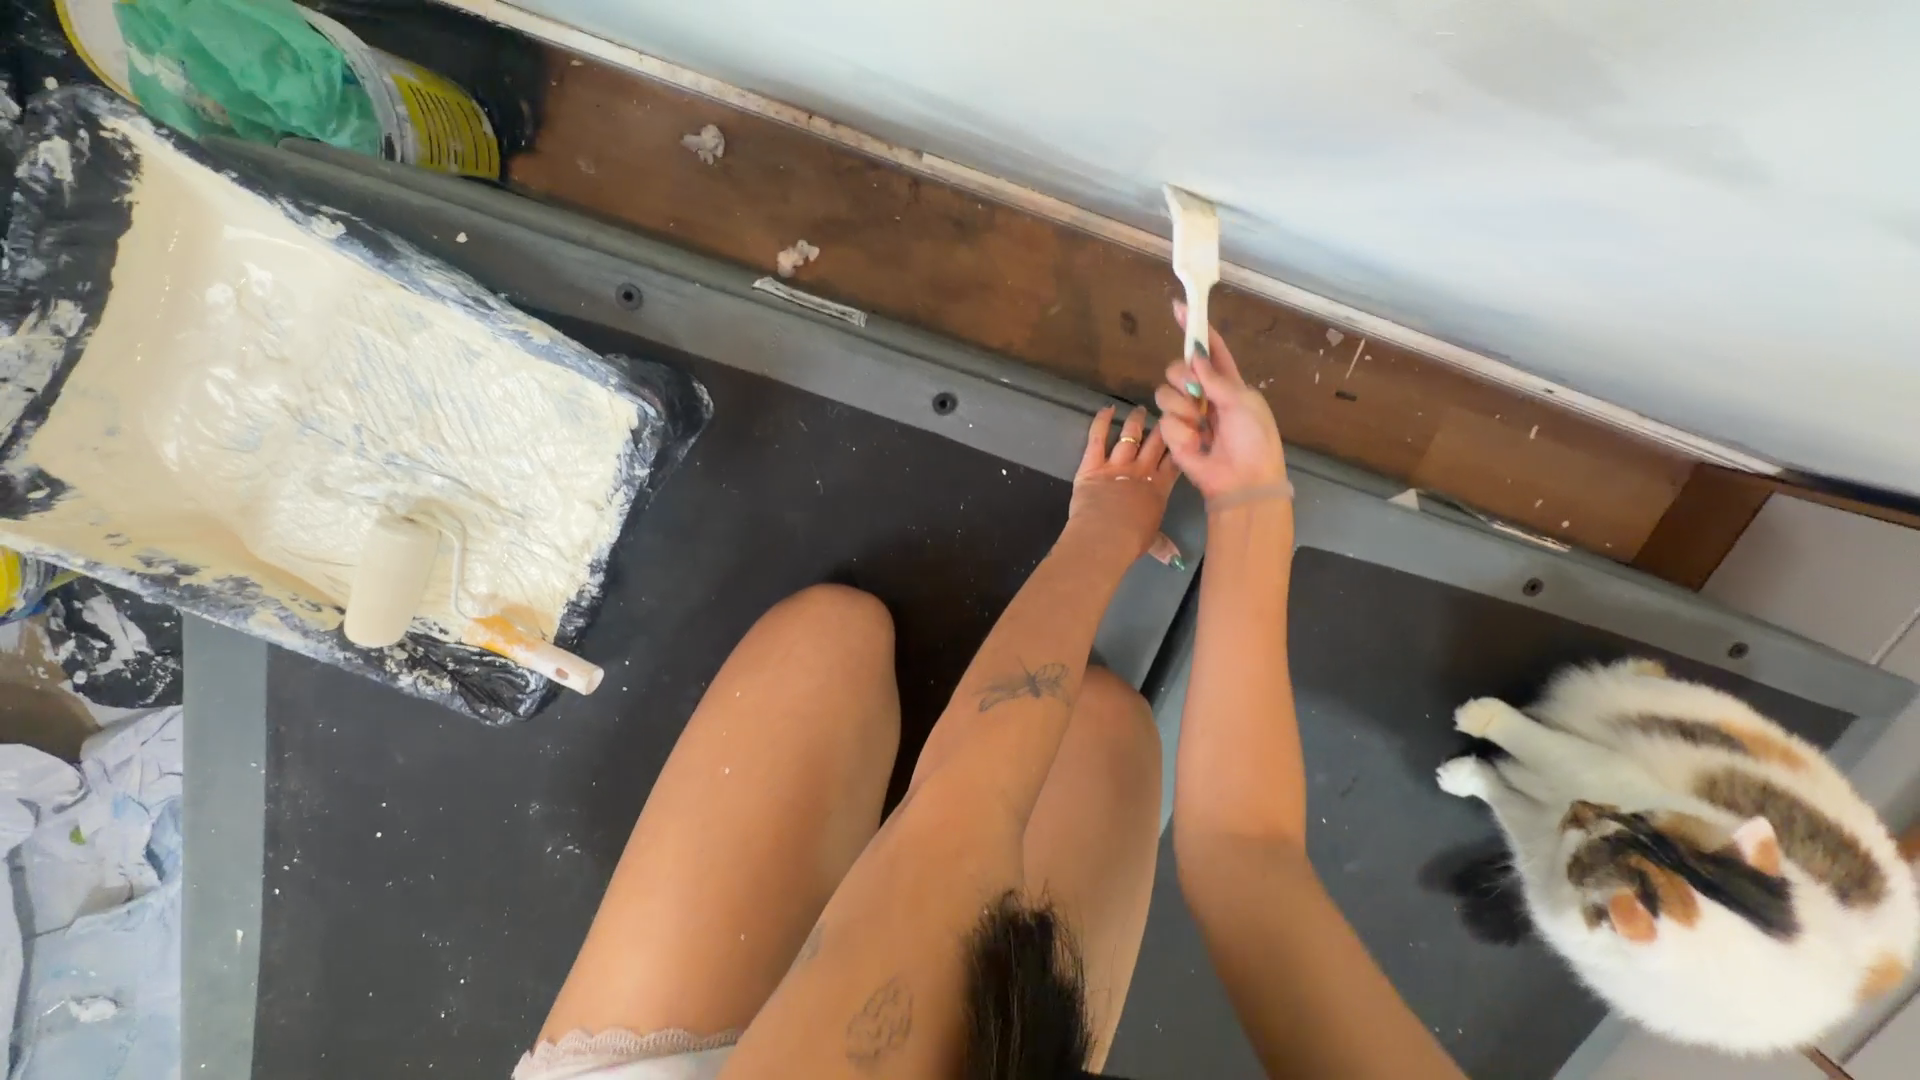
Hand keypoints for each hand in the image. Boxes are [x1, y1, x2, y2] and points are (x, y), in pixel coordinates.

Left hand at [1067, 405, 1175, 561]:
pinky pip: (1097, 438)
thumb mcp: (1151, 542)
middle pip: (1156, 443)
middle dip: (1162, 428)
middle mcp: (1141, 471)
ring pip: (1130, 436)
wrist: (1105, 537)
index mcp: (1159, 489)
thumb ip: (1163, 546)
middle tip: (1166, 414)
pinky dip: (1101, 422)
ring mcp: (1117, 465)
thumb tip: (1177, 561)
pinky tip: (1106, 409)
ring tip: (1140, 410)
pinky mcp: (1092, 464)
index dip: (1179, 446)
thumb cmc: (1131, 541)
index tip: (1184, 433)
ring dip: (1136, 422)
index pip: (1174, 461)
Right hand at [1152, 301, 1286, 499]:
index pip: (1209, 349)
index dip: (1195, 328)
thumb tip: (1195, 356)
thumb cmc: (1254, 440)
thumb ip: (1216, 378)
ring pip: (1165, 393)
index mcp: (1227, 381)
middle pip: (1178, 368)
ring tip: (1201, 426)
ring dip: (1183, 408)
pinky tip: (1196, 444)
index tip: (1180, 306)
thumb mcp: (1243, 402)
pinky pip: (1165, 420)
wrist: (1243, 479)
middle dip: (1184, 377)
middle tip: (1199, 394)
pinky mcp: (1174, 435)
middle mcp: (1204, 394)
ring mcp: (1187, 415)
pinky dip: (1181, 431)